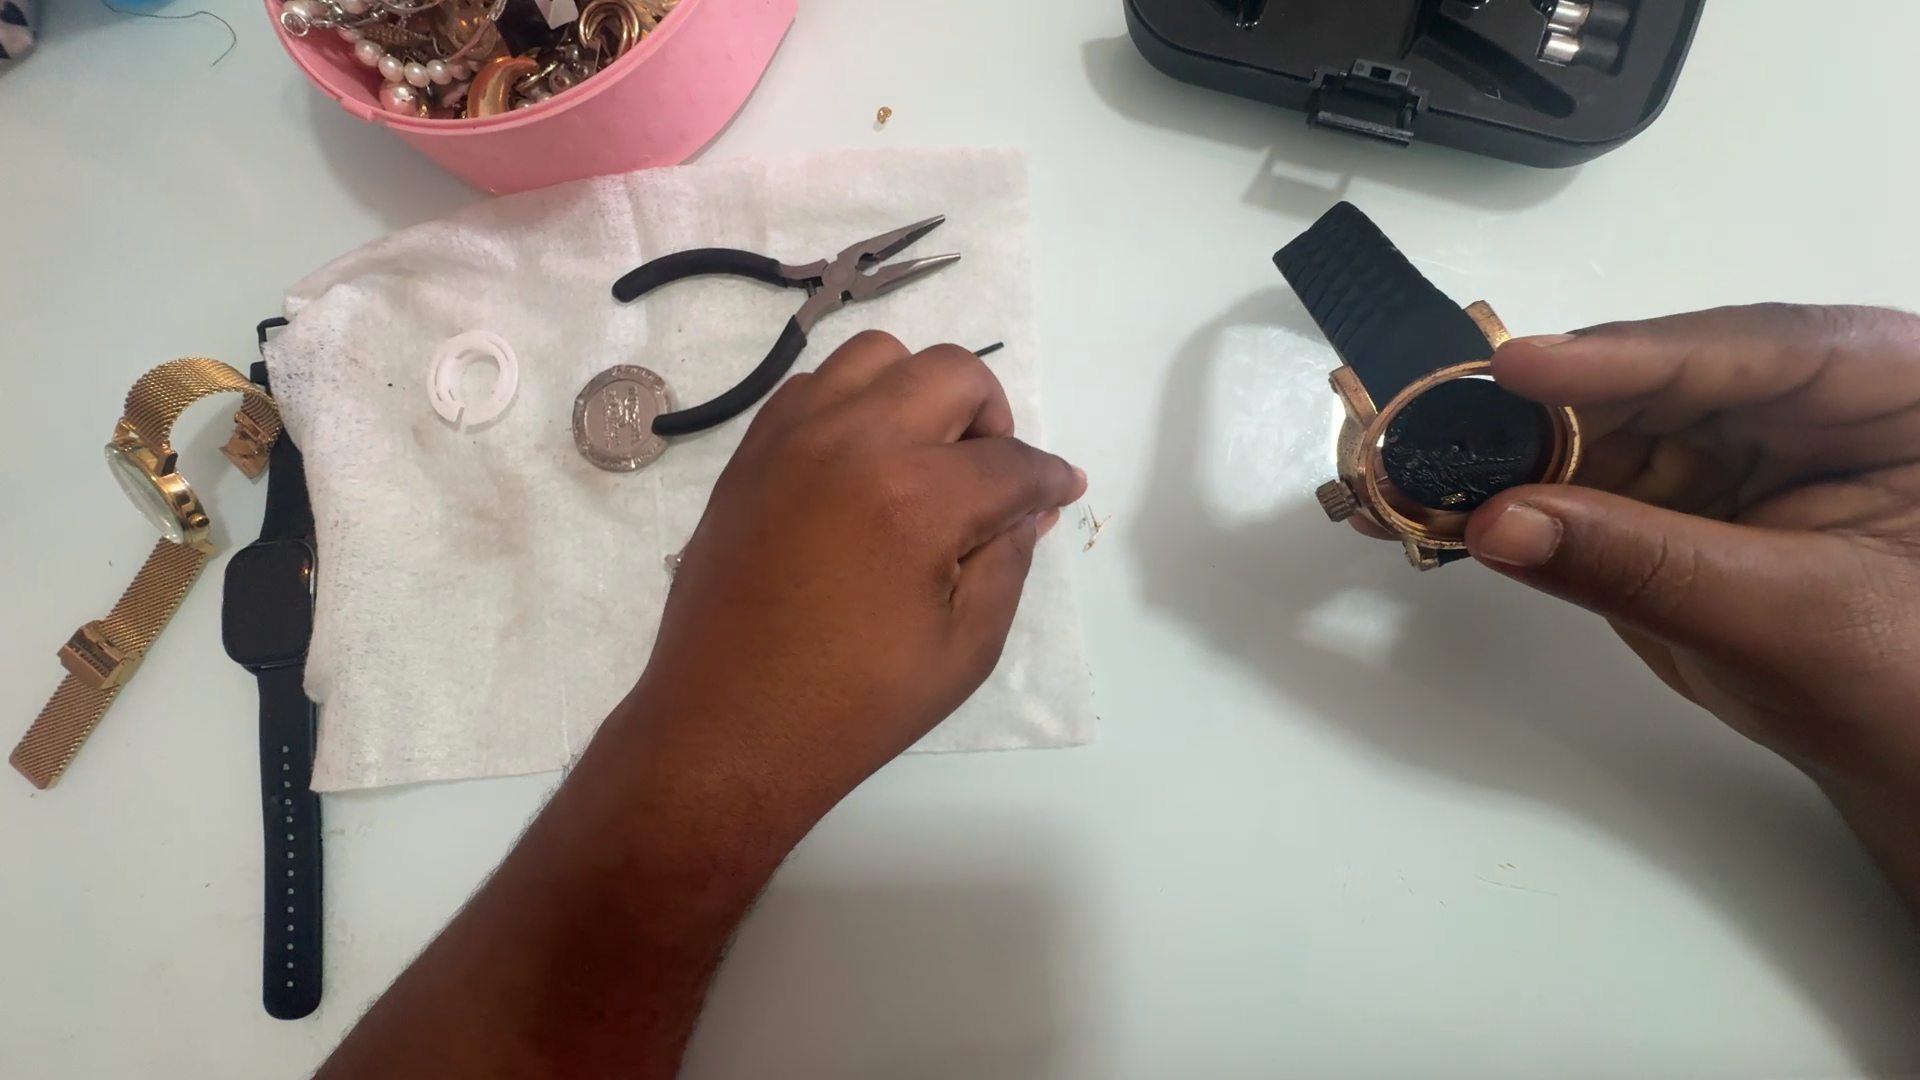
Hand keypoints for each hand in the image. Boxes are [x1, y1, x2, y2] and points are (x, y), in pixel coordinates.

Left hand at [619, 331, 1085, 824]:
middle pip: (953, 373)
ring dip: (920, 394)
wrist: (728, 727)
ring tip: (923, 458)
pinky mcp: (752, 453)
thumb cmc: (855, 704)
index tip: (1063, 488)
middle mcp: (853, 441)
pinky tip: (861, 465)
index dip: (1050, 477)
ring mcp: (792, 438)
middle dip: (993, 417)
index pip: (1011, 463)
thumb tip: (1030, 509)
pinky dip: (856, 406)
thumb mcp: (965, 647)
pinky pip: (816, 387)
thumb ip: (1009, 561)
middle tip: (990, 475)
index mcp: (916, 498)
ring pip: (878, 357)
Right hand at [1429, 305, 1919, 900]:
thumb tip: (1499, 526)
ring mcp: (1702, 455)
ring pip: (1570, 440)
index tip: (1514, 371)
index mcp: (1883, 398)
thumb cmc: (1909, 686)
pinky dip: (1481, 509)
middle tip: (1420, 429)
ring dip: (1478, 465)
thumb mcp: (1788, 620)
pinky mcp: (1641, 500)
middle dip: (1515, 418)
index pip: (1749, 354)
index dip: (1623, 360)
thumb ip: (1643, 565)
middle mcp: (1779, 409)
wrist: (1898, 749)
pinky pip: (1549, 494)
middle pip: (1629, 390)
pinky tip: (1419, 514)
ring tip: (1395, 477)